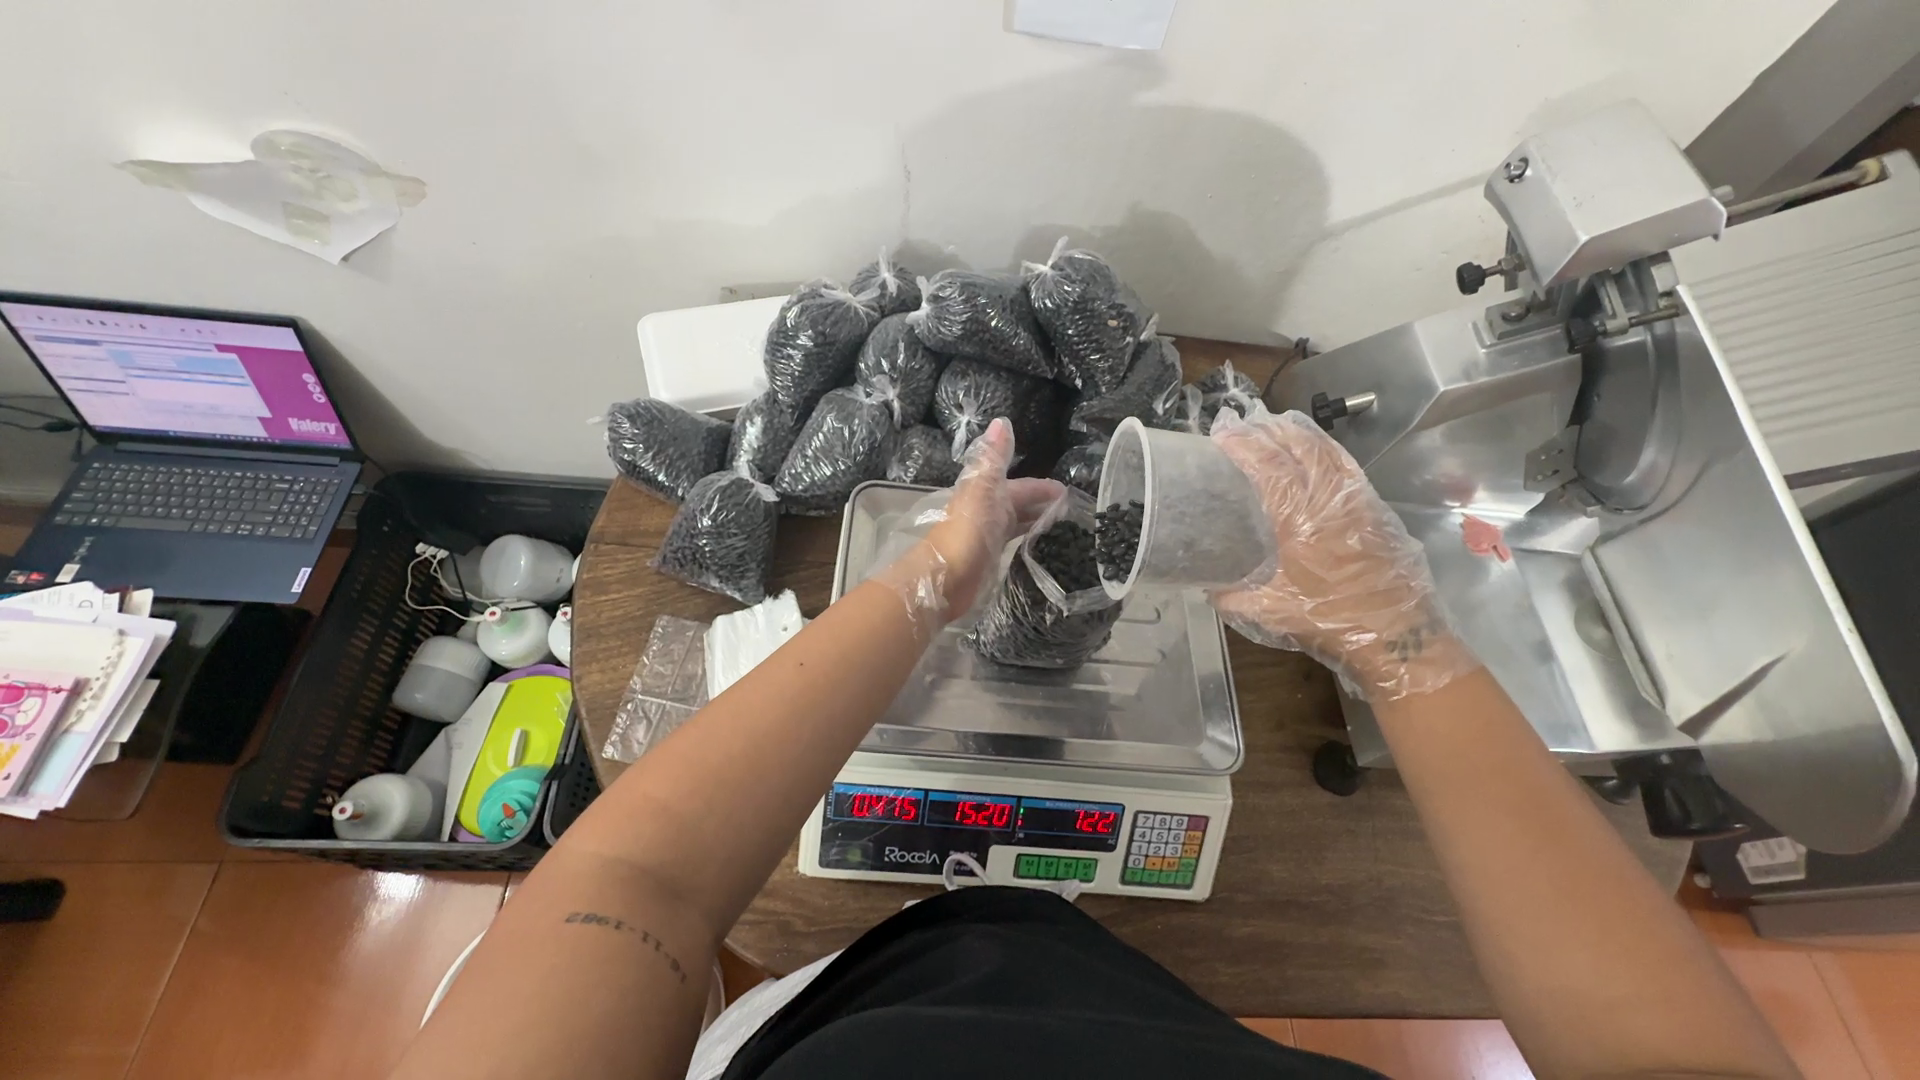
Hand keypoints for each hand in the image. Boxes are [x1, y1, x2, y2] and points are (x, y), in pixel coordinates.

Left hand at [875, 418, 1062, 626]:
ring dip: (1037, 523)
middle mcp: (988, 511)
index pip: (1023, 486)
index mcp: (987, 492)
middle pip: (1021, 504)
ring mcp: (988, 536)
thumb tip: (1001, 421)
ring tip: (1065, 530)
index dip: (1044, 488)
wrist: (944, 576)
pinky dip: (1028, 543)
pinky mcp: (989, 559)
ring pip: (1018, 524)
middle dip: (1044, 505)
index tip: (1069, 492)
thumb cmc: (966, 531)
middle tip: (1074, 513)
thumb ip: (993, 458)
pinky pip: (1014, 545)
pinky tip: (1040, 549)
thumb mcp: (982, 489)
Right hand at [1207, 406, 1478, 699]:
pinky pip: (1348, 467)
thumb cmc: (1332, 623)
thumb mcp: (1273, 614)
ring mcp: (1360, 503)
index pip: (1271, 469)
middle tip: (1245, 424)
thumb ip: (1235, 597)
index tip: (1223, 436)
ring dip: (1300, 434)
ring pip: (1329, 452)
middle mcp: (1332, 504)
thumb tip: (1208, 588)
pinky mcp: (1377, 511)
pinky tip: (1316, 451)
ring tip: (1276, 426)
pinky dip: (1327, 450)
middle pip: (1302, 449)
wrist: (1398, 637)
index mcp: (1302, 524)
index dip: (1245, 447)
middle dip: (1271, 431)